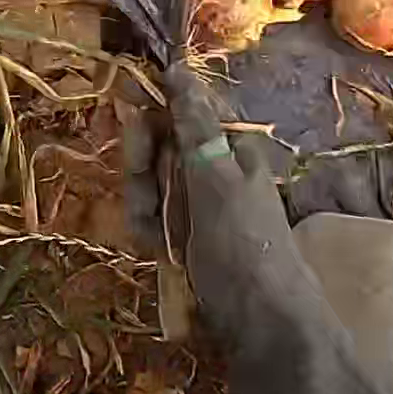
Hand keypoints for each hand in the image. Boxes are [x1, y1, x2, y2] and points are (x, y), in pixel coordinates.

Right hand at [122, 61, 286, 254]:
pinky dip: (149, 232)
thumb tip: (177, 68)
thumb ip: (193, 124)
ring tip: (158, 235)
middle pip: (158, 146)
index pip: (179, 111)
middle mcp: (210, 165)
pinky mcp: (183, 232)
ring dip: (146, 206)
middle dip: (145, 169)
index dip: (152, 116)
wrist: (260, 326)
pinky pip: (151, 217)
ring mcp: (196, 201)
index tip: (132, 120)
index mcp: (226, 143)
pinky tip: (158, 251)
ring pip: (149, 183)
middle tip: (148, 192)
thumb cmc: (243, 242)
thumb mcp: (217, 177)